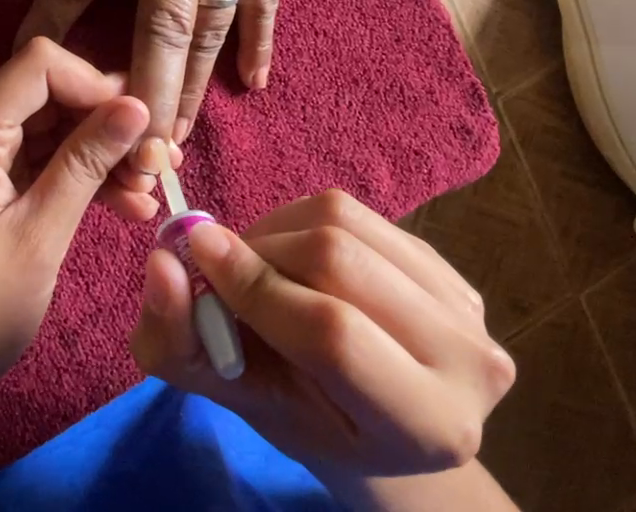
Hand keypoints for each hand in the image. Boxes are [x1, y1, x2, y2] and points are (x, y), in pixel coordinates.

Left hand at [0, 0, 342, 155]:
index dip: (46, 24)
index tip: (25, 67)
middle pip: (157, 33)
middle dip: (142, 97)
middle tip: (129, 155)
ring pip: (210, 35)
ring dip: (191, 91)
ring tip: (174, 140)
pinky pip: (265, 7)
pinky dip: (257, 46)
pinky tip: (252, 86)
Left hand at [0, 39, 146, 510]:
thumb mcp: (39, 236)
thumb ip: (85, 163)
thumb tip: (135, 106)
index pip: (39, 66)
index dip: (96, 84)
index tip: (142, 124)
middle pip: (49, 96)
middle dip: (107, 122)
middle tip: (159, 163)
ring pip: (52, 131)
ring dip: (102, 154)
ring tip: (150, 192)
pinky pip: (41, 165)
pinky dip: (81, 179)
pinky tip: (126, 206)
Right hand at [130, 190, 514, 480]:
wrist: (373, 418)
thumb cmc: (302, 419)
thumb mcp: (237, 398)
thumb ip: (183, 342)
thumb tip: (163, 261)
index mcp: (426, 425)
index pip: (333, 334)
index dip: (255, 287)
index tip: (194, 252)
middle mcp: (471, 364)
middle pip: (339, 260)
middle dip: (260, 253)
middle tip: (221, 267)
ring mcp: (469, 307)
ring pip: (345, 223)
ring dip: (277, 231)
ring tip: (259, 266)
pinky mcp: (450, 265)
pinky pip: (358, 211)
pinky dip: (302, 222)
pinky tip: (295, 258)